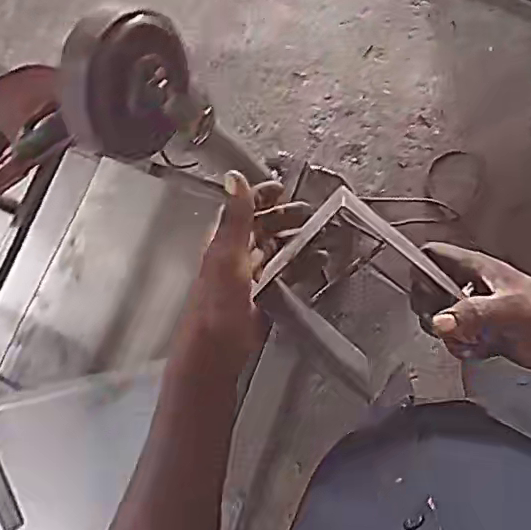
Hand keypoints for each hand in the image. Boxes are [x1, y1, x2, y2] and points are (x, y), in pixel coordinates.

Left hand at [178, 172, 302, 369]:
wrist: (215, 351)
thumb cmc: (215, 306)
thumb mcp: (228, 254)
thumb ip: (235, 216)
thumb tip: (234, 178)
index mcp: (222, 242)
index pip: (241, 209)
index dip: (260, 196)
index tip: (281, 189)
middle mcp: (234, 256)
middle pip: (261, 228)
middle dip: (283, 217)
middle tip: (306, 212)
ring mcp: (248, 277)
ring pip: (273, 249)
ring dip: (293, 240)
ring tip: (315, 234)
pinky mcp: (261, 296)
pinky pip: (282, 273)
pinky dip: (299, 264)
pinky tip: (313, 263)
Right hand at [422, 243, 530, 377]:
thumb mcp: (505, 309)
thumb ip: (471, 314)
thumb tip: (438, 322)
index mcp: (476, 267)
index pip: (432, 255)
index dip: (423, 272)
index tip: (431, 296)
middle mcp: (470, 283)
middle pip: (428, 289)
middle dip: (432, 310)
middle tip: (448, 324)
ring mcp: (473, 307)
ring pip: (438, 316)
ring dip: (447, 332)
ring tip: (469, 339)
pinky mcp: (478, 329)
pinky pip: (453, 336)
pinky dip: (460, 345)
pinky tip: (479, 348)